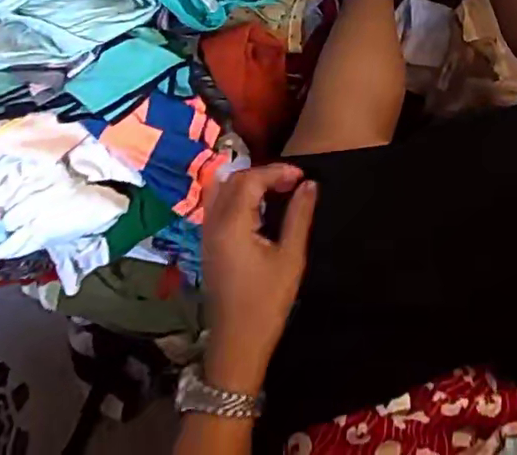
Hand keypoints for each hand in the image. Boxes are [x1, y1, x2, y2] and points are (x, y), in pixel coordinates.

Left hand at [200, 163, 318, 390]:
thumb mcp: (291, 257)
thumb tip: (309, 184)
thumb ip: (299, 215)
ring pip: (221, 191)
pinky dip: (237, 195)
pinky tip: (259, 204)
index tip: (302, 177)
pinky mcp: (208, 247)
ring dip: (249, 182)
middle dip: (264, 173)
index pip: (250, 180)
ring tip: (277, 188)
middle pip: (233, 181)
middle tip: (292, 182)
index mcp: (232, 227)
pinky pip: (218, 206)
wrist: (237, 345)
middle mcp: (213, 227)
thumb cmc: (266, 302)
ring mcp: (207, 237)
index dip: (277, 171)